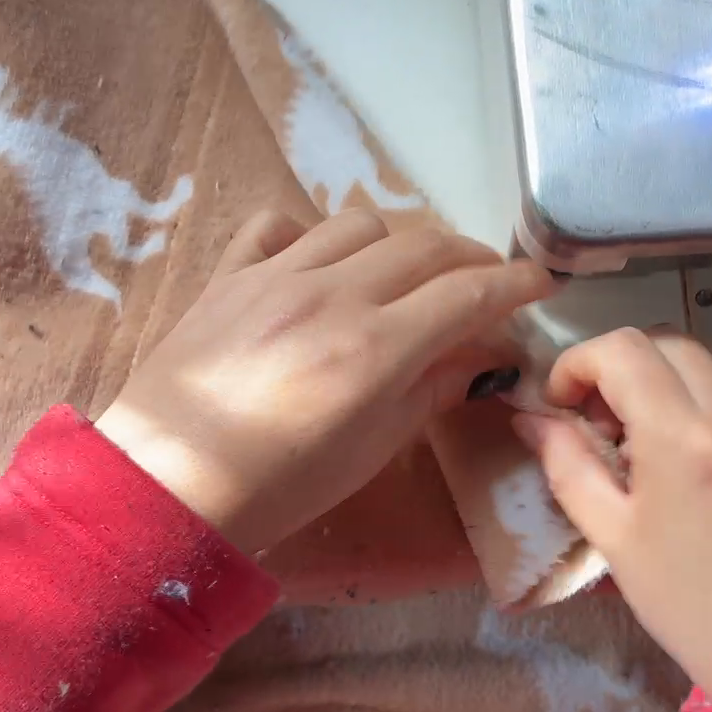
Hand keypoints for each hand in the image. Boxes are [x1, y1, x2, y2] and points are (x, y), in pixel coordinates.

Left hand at [95, 207, 554, 554]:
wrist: (170, 488)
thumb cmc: (286, 484)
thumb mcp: (378, 446)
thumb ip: (436, 387)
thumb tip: (485, 355)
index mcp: (377, 349)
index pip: (469, 293)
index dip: (516, 282)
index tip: (541, 281)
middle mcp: (332, 295)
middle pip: (426, 245)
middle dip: (473, 255)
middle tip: (488, 278)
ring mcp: (275, 276)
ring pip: (362, 223)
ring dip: (402, 241)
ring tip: (409, 272)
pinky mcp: (229, 274)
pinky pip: (280, 224)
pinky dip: (313, 233)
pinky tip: (321, 261)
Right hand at [512, 329, 711, 698]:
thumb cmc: (687, 601)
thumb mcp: (613, 538)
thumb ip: (567, 466)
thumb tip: (530, 417)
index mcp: (680, 437)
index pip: (622, 350)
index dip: (578, 363)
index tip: (563, 404)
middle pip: (665, 341)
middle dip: (619, 366)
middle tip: (601, 420)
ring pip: (709, 358)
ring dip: (667, 375)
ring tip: (651, 430)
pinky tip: (701, 434)